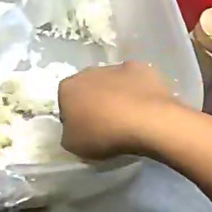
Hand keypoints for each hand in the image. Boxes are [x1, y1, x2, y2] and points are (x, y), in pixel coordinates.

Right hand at [57, 62, 175, 160]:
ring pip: (113, 81)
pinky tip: (144, 106)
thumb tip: (75, 127)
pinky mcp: (142, 67)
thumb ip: (68, 133)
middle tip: (107, 123)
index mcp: (68, 87)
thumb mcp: (73, 145)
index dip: (74, 117)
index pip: (65, 102)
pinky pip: (135, 80)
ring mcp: (117, 66)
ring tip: (129, 116)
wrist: (146, 120)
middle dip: (95, 101)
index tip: (86, 130)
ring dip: (117, 94)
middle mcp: (89, 71)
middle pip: (89, 88)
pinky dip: (138, 90)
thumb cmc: (104, 134)